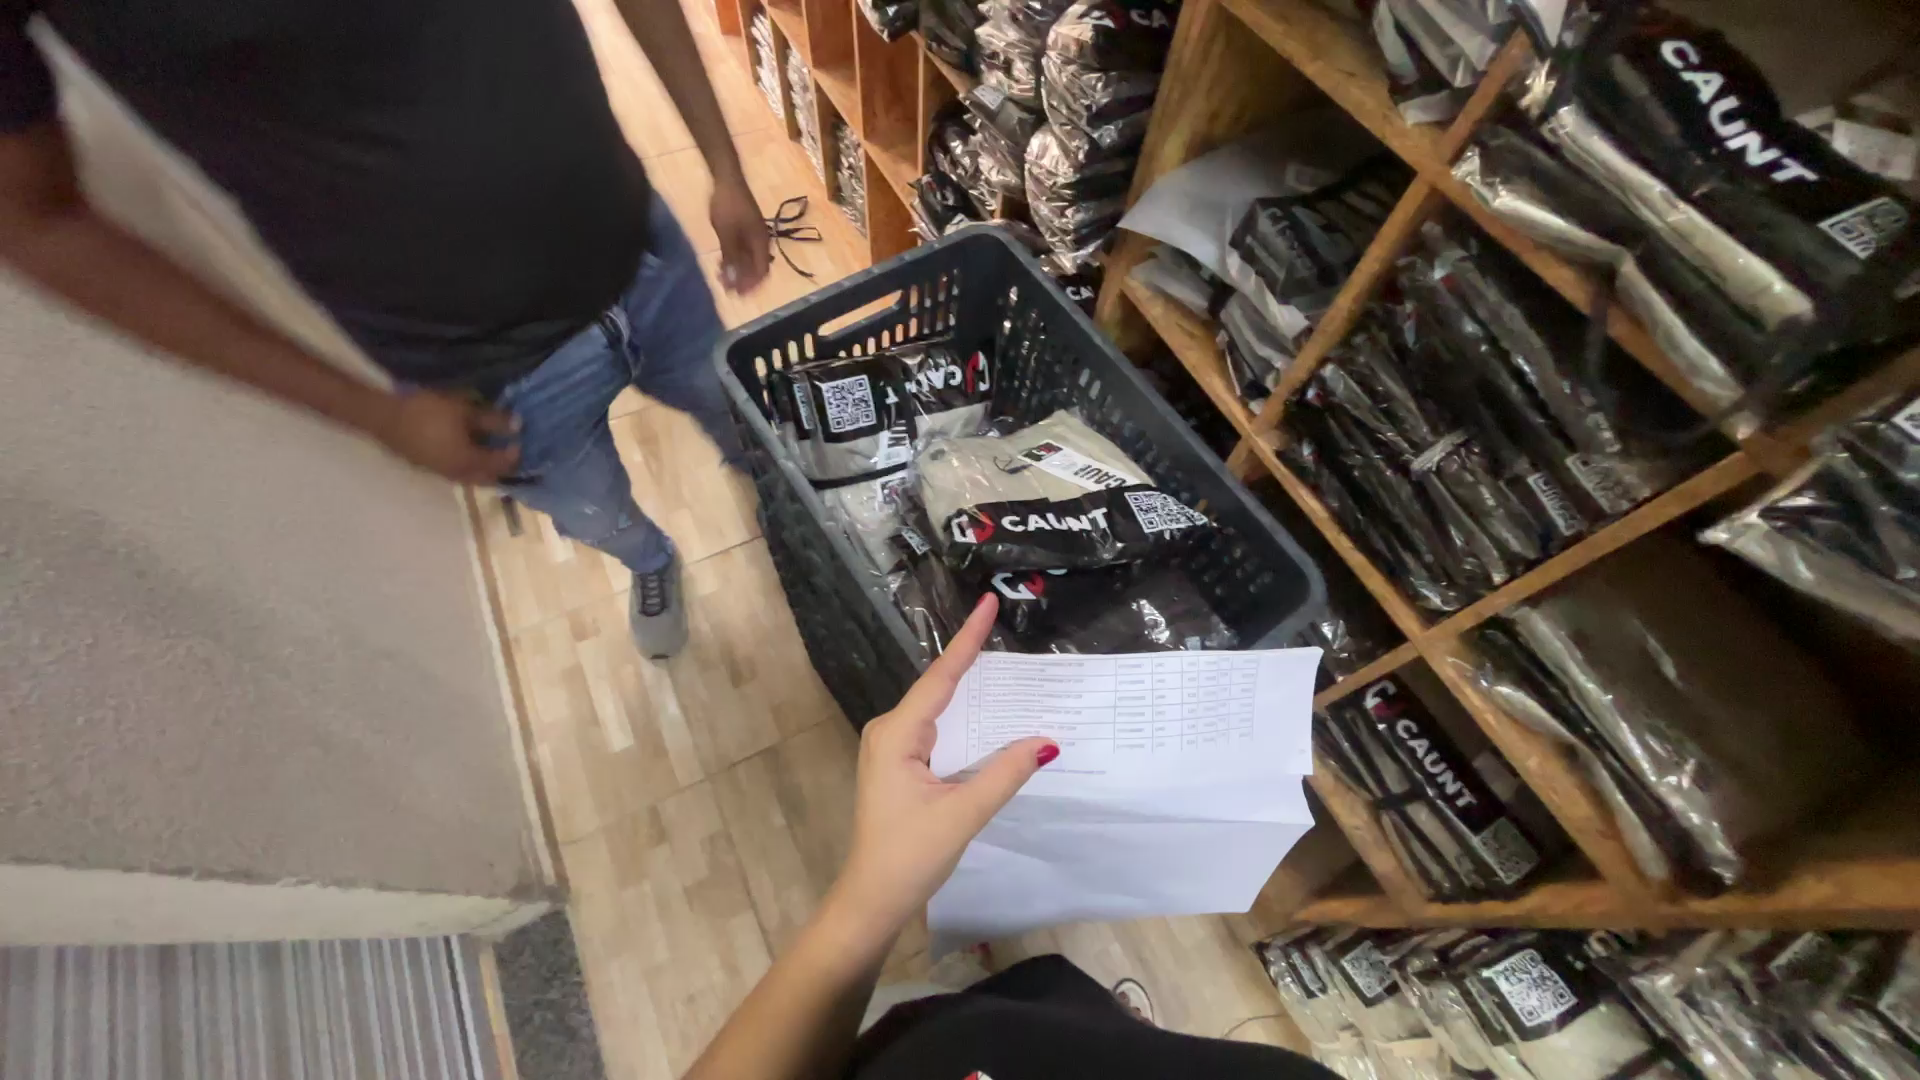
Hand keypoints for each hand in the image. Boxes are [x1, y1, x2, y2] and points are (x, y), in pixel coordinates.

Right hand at [367, 389, 521, 484]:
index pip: (500, 465)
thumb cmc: (426, 411)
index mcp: (468, 462)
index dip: (513, 456)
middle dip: (502, 469)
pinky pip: (456, 473)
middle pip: (487, 478)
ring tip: (492, 454)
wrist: (380, 416)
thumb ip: (493, 420)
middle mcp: (456, 474)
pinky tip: (468, 452)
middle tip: (511, 455)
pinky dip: (469, 466)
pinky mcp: (426, 468)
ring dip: (485, 470)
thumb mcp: (464, 411)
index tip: (520, 443)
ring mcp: (439, 473)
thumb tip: (518, 425)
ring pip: (471, 478)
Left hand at [711, 171, 769, 293]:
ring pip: (748, 260)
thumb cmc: (728, 205)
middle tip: (726, 289)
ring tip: (721, 277)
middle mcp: (760, 242)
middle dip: (742, 281)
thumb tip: (734, 281)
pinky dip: (734, 260)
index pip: (762, 272)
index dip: (751, 286)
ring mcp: (753, 235)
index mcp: (761, 243)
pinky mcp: (745, 229)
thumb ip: (731, 258)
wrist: (726, 177)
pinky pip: (743, 251)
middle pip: (756, 268)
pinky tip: (721, 262)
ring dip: (737, 271)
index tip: (738, 295)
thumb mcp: (726, 234)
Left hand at [831, 595, 1056, 931]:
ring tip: (1009, 668)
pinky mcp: (898, 763)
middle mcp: (890, 731)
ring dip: (971, 694)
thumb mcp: (962, 814)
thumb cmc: (910, 856)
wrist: (871, 899)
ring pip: (938, 710)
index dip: (967, 639)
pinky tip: (988, 717)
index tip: (987, 603)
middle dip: (973, 661)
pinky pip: (936, 730)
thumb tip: (1046, 741)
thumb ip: (1004, 774)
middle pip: (939, 688)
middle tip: (1008, 629)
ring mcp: (891, 747)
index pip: (941, 677)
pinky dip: (963, 721)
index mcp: (898, 734)